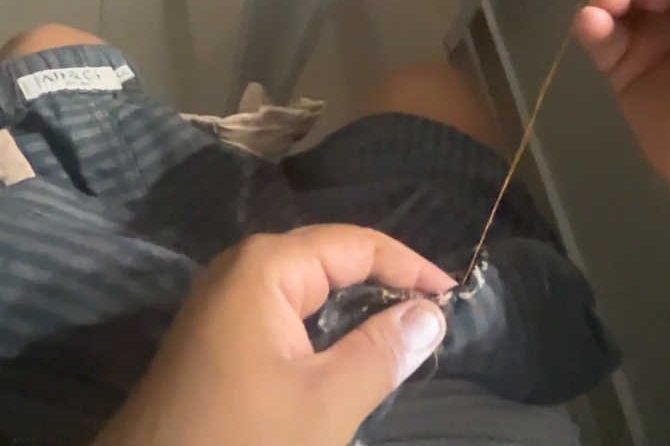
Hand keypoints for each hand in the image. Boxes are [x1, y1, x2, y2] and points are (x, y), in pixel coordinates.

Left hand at [96, 225, 453, 445]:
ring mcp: (224, 301)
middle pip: (329, 259)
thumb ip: (380, 352)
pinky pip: (282, 315)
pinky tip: (344, 355)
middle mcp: (242, 268)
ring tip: (400, 332)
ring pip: (306, 290)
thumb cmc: (239, 440)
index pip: (354, 244)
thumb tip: (430, 314)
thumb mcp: (322, 404)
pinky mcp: (217, 336)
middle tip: (431, 316)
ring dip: (352, 308)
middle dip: (381, 283)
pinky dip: (321, 330)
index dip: (407, 265)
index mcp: (266, 265)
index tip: (452, 294)